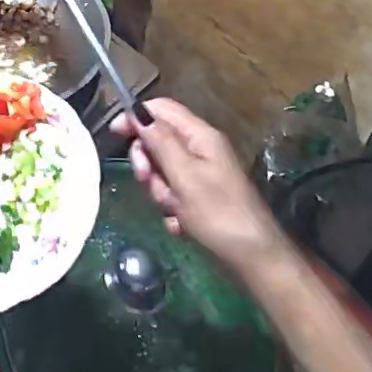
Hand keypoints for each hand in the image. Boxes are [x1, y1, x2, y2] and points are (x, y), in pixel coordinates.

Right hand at [112, 100, 288, 273]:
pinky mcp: (202, 198)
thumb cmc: (219, 213)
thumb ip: (159, 141)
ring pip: (162, 169)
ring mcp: (202, 174)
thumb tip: (137, 112)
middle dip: (147, 162)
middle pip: (158, 140)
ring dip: (160, 190)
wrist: (256, 262)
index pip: (161, 109)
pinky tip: (181, 224)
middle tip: (146, 180)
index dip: (136, 116)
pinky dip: (172, 207)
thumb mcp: (184, 174)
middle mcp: (201, 150)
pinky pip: (173, 192)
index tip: (115, 134)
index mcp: (200, 136)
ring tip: (174, 208)